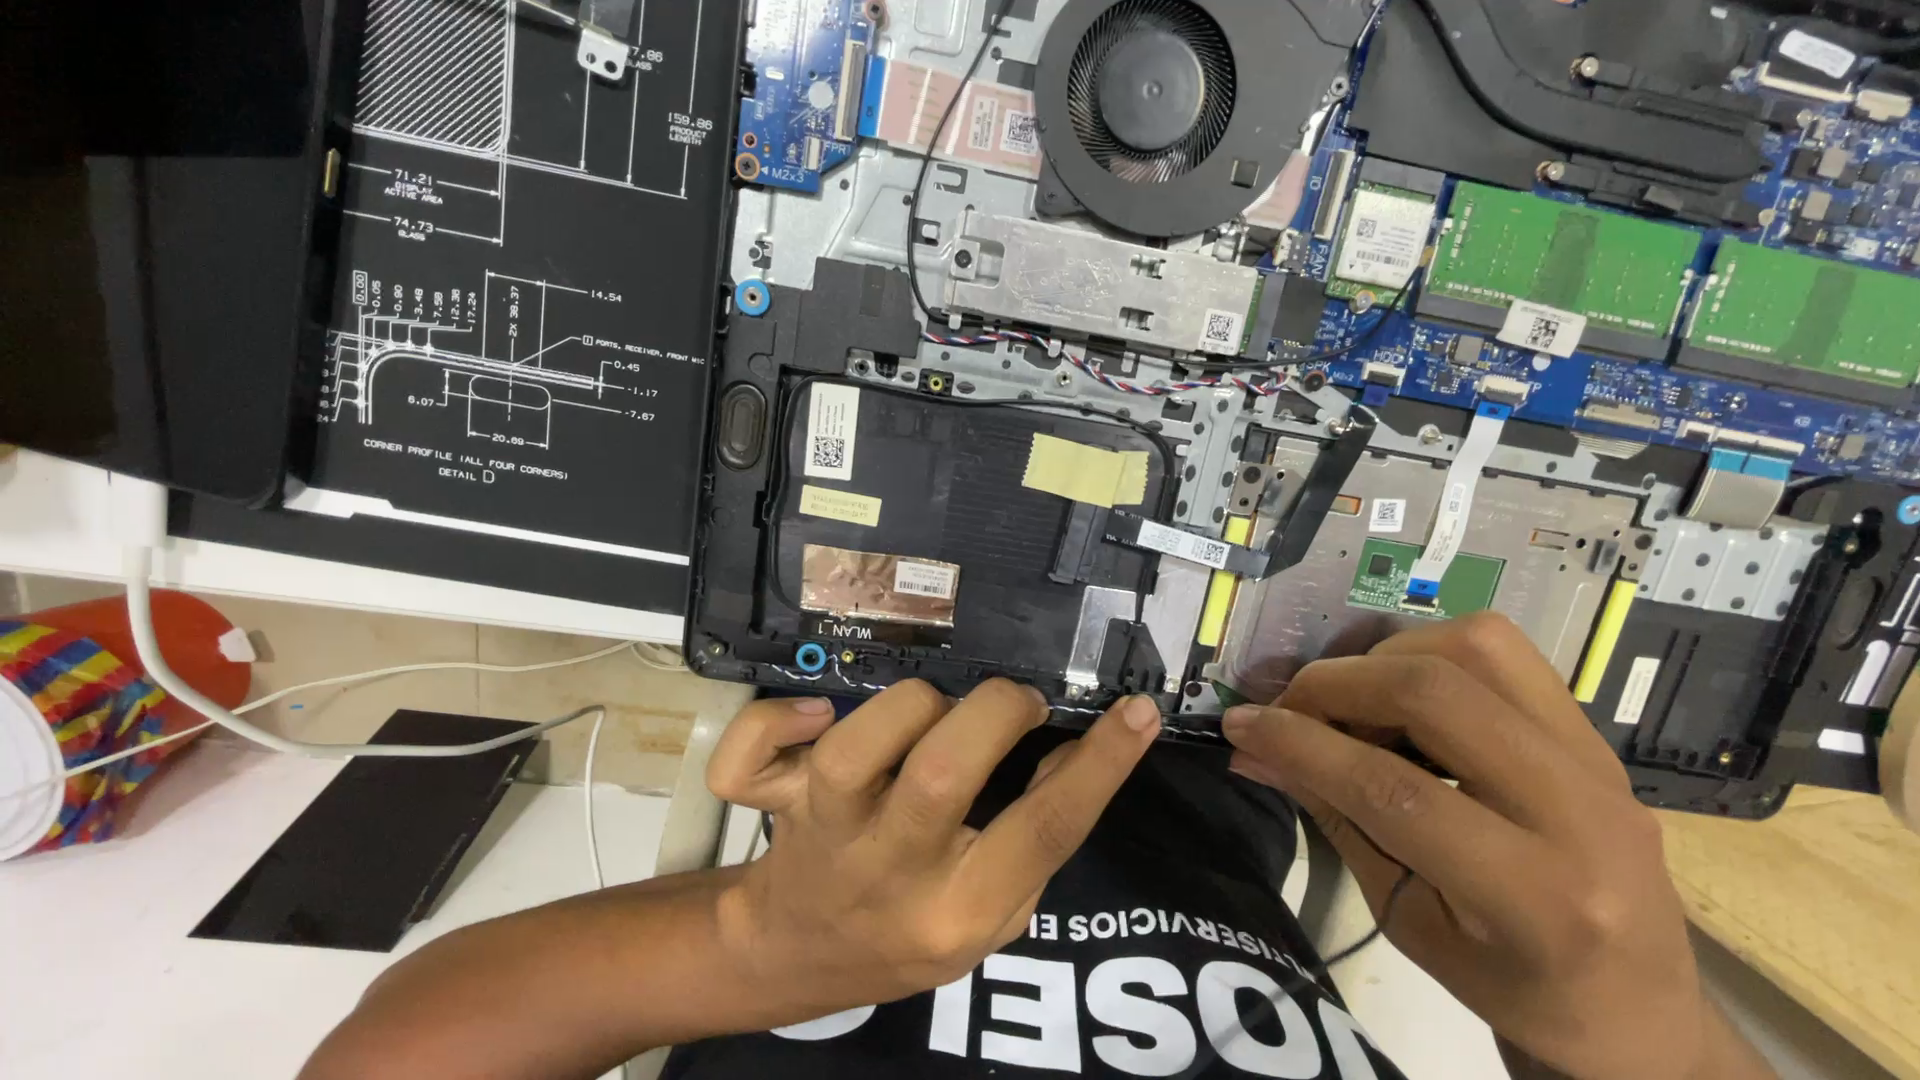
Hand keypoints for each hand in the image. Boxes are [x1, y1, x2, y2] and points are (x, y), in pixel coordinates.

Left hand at [706, 680, 1160, 1020]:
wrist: (795, 955)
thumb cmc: (909, 929)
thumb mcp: (992, 910)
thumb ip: (1032, 841)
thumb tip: (1074, 748)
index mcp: (960, 911)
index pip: (1042, 833)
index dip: (1098, 767)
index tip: (1135, 711)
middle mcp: (891, 871)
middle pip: (940, 774)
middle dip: (993, 713)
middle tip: (1016, 703)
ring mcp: (827, 836)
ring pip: (854, 752)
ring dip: (907, 705)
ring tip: (935, 709)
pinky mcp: (778, 808)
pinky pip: (752, 763)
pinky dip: (775, 724)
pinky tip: (815, 713)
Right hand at [1222, 614, 1769, 1079]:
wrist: (1636, 1006)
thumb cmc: (1509, 986)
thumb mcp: (1405, 918)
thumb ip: (1332, 818)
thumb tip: (1253, 749)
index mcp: (1533, 895)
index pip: (1393, 790)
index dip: (1302, 745)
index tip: (1240, 725)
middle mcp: (1579, 810)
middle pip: (1436, 693)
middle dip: (1337, 685)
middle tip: (1291, 709)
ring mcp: (1597, 759)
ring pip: (1477, 648)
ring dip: (1386, 659)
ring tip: (1352, 701)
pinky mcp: (1593, 733)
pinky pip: (1503, 654)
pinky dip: (1429, 655)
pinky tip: (1401, 697)